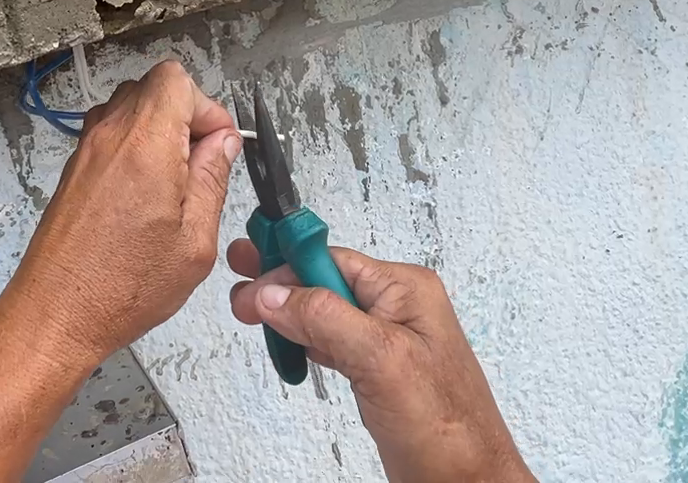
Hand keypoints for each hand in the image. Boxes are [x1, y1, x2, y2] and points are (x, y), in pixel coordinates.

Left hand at [0, 59, 240, 368]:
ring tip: (173, 180)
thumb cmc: (124, 286)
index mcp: (145, 144)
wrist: (56, 311)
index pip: (176, 80)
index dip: (206, 107)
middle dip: (186, 114)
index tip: (218, 146)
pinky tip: (145, 191)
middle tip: (200, 163)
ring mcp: (88, 145)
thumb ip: (212, 178)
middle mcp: (111, 132)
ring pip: (133, 105)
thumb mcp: (194, 241)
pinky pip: (113, 129)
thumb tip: (224, 141)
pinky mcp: (76, 163)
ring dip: (160, 128)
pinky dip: (136, 143)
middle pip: (154, 87)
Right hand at [228, 243, 532, 482]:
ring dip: (285, 311)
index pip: (329, 258)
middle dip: (279, 283)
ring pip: (321, 309)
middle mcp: (395, 305)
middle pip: (322, 279)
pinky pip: (328, 338)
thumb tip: (273, 293)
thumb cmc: (447, 429)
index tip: (250, 261)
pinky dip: (302, 339)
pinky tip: (284, 343)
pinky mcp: (375, 366)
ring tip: (249, 313)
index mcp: (403, 288)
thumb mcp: (380, 358)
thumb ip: (323, 317)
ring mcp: (384, 336)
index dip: (286, 262)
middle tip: (241, 289)